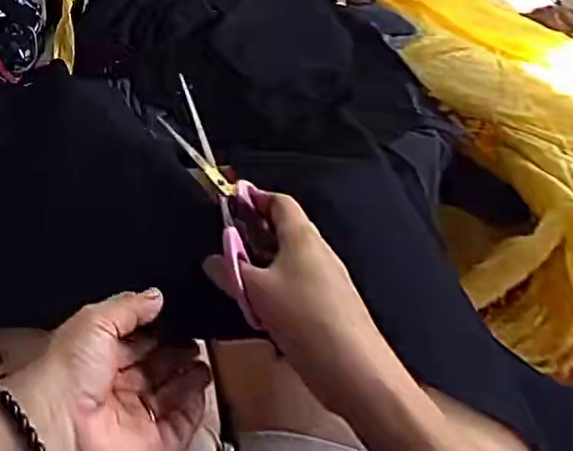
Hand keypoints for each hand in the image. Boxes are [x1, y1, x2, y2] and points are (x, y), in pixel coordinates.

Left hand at [0, 290, 211, 450]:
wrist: (61, 419)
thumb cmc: (68, 365)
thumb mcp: (96, 320)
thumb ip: (129, 306)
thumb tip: (156, 295)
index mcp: (100, 351)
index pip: (135, 338)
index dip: (156, 328)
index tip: (178, 317)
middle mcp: (117, 382)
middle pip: (154, 365)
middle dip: (175, 351)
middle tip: (196, 339)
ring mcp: (134, 413)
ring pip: (169, 394)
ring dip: (187, 378)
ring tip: (204, 360)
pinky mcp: (149, 442)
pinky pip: (178, 426)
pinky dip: (192, 409)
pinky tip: (201, 389)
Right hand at [204, 188, 365, 360]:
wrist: (360, 376)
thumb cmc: (306, 319)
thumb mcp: (255, 291)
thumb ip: (229, 271)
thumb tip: (211, 261)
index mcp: (301, 236)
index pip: (278, 200)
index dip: (254, 196)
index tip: (232, 199)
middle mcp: (319, 252)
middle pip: (284, 229)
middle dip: (255, 233)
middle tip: (230, 241)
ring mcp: (330, 281)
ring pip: (290, 261)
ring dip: (265, 264)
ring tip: (242, 279)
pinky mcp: (334, 308)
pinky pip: (300, 286)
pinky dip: (279, 289)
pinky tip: (265, 312)